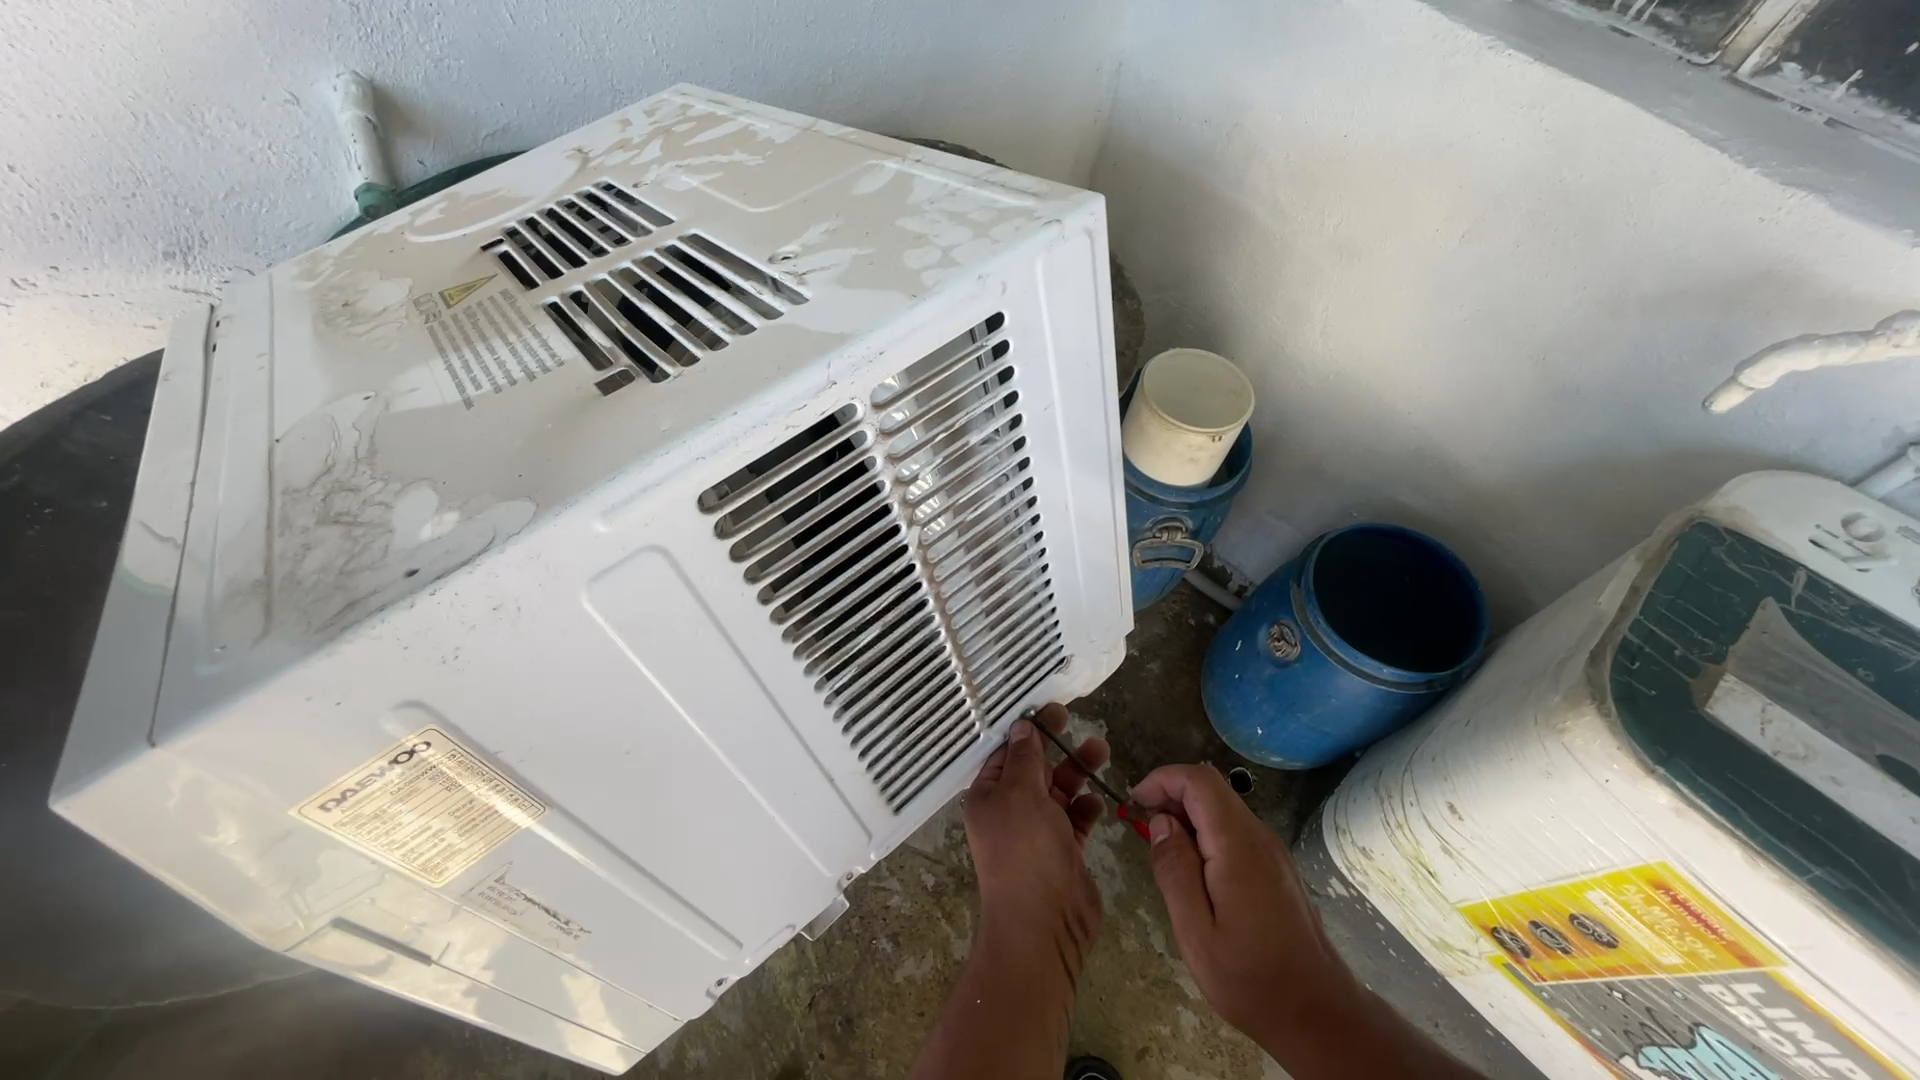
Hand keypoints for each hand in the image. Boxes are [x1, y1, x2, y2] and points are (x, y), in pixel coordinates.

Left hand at [962, 703, 1107, 983]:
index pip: (1004, 753)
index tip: (1048, 707)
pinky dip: (1087, 807)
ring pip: (1059, 790)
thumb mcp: (1020, 795)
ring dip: (1077, 771)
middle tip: (1075, 719)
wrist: (1045, 924)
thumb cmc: (1024, 851)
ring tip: (1101, 750)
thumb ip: (1024, 758)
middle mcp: (1009, 811)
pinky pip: (1076, 818)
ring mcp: (1038, 832)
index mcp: (987, 796)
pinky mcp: (1064, 850)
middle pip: (1034, 768)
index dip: (1025, 729)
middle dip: (1054, 746)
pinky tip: (1098, 801)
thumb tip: (1021, 725)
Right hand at [1131, 765, 1356, 1043]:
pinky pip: (1235, 833)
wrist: (1319, 1013)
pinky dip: (1207, 837)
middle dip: (1172, 798)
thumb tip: (1161, 822)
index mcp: (1238, 845)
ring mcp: (1272, 852)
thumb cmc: (1251, 978)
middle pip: (1212, 790)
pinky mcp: (1276, 869)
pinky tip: (1196, 877)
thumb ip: (1175, 869)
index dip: (1162, 780)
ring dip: (1188, 820)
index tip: (1134, 804)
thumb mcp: (1196, 931)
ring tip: (1166, 860)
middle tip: (1145, 835)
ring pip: (1223, 810)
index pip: (1198, 781)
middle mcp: (1259, 837)